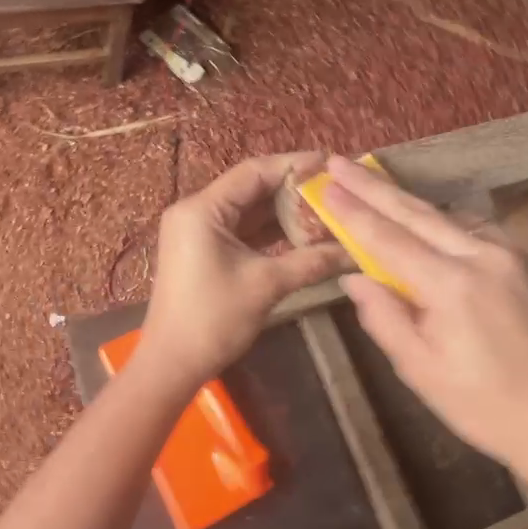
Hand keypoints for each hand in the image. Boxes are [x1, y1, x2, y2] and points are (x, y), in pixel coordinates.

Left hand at [140, 153, 351, 386]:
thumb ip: (311, 261)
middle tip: (334, 188)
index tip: (330, 163)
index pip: (254, 172)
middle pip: (250, 188)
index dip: (294, 165)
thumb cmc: (213, 320)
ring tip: (325, 209)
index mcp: (202, 210)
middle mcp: (195, 211)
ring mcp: (196, 232)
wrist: (172, 364)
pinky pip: (239, 230)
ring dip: (282, 211)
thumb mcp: (267, 285)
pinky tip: (301, 232)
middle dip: (292, 189)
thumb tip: (355, 251)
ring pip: (247, 210)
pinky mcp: (202, 251)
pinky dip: (268, 231)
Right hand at [320, 156, 527, 484]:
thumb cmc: (488, 409)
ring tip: (380, 192)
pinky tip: (438, 233)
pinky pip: (483, 233)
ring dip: (414, 205)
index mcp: (450, 285)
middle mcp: (484, 256)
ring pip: (453, 218)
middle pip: (418, 212)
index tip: (325, 184)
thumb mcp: (421, 371)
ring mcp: (516, 255)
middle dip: (375, 187)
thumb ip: (384, 318)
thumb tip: (354, 278)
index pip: (387, 237)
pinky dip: (451, 227)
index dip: (352, 210)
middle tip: (342, 162)